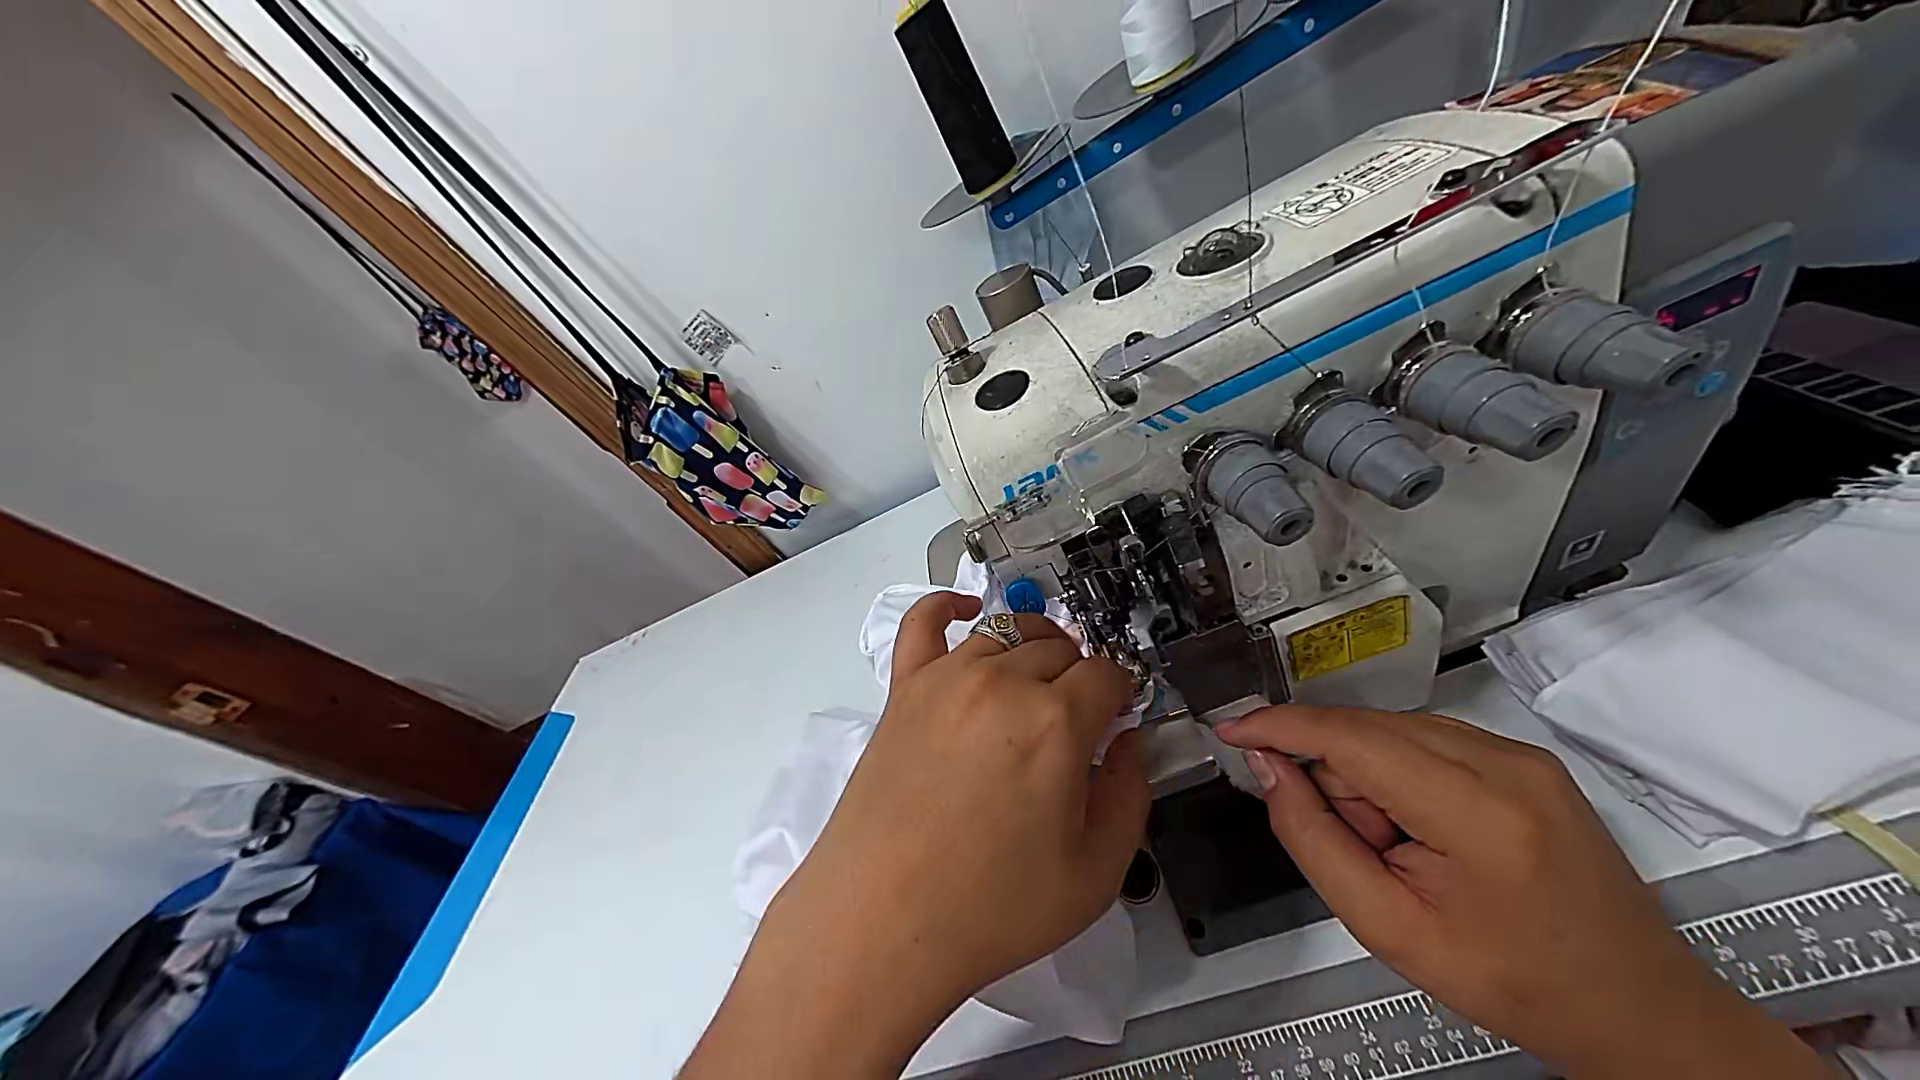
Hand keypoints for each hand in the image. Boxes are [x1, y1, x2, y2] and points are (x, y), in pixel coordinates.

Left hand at [683, 593, 1148, 1078]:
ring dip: (1033, 646)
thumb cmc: (992, 906)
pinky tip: (965, 609)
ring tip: (1038, 677)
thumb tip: (1128, 740)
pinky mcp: (904, 687)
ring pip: (1005, 632)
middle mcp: (1002, 683)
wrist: (883, 920)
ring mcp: (946, 678)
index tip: (1117, 718)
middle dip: (1080, 677)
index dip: (1122, 694)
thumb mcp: (1096, 871)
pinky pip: (923, 622)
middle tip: (1077, 718)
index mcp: (1056, 722)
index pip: (1108, 674)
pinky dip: (946, 605)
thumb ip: (1131, 793)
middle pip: (1060, 650)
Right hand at [1217, 706, 1832, 1079]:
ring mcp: (1521, 753)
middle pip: (1365, 731)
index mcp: (1480, 815)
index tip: (1230, 730)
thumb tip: (1269, 766)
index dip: (1281, 727)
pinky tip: (1422, 827)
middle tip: (1362, 847)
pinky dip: (1396, 773)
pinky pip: (1421, 739)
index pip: (1352, 740)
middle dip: (1334, 776)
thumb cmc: (1510, 981)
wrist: (1639, 1008)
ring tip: (1401, 847)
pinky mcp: (1524, 755)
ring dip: (1365, 777)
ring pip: (1388, 731)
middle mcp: (1506, 763)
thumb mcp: (1388, 929)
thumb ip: (1313, 839)